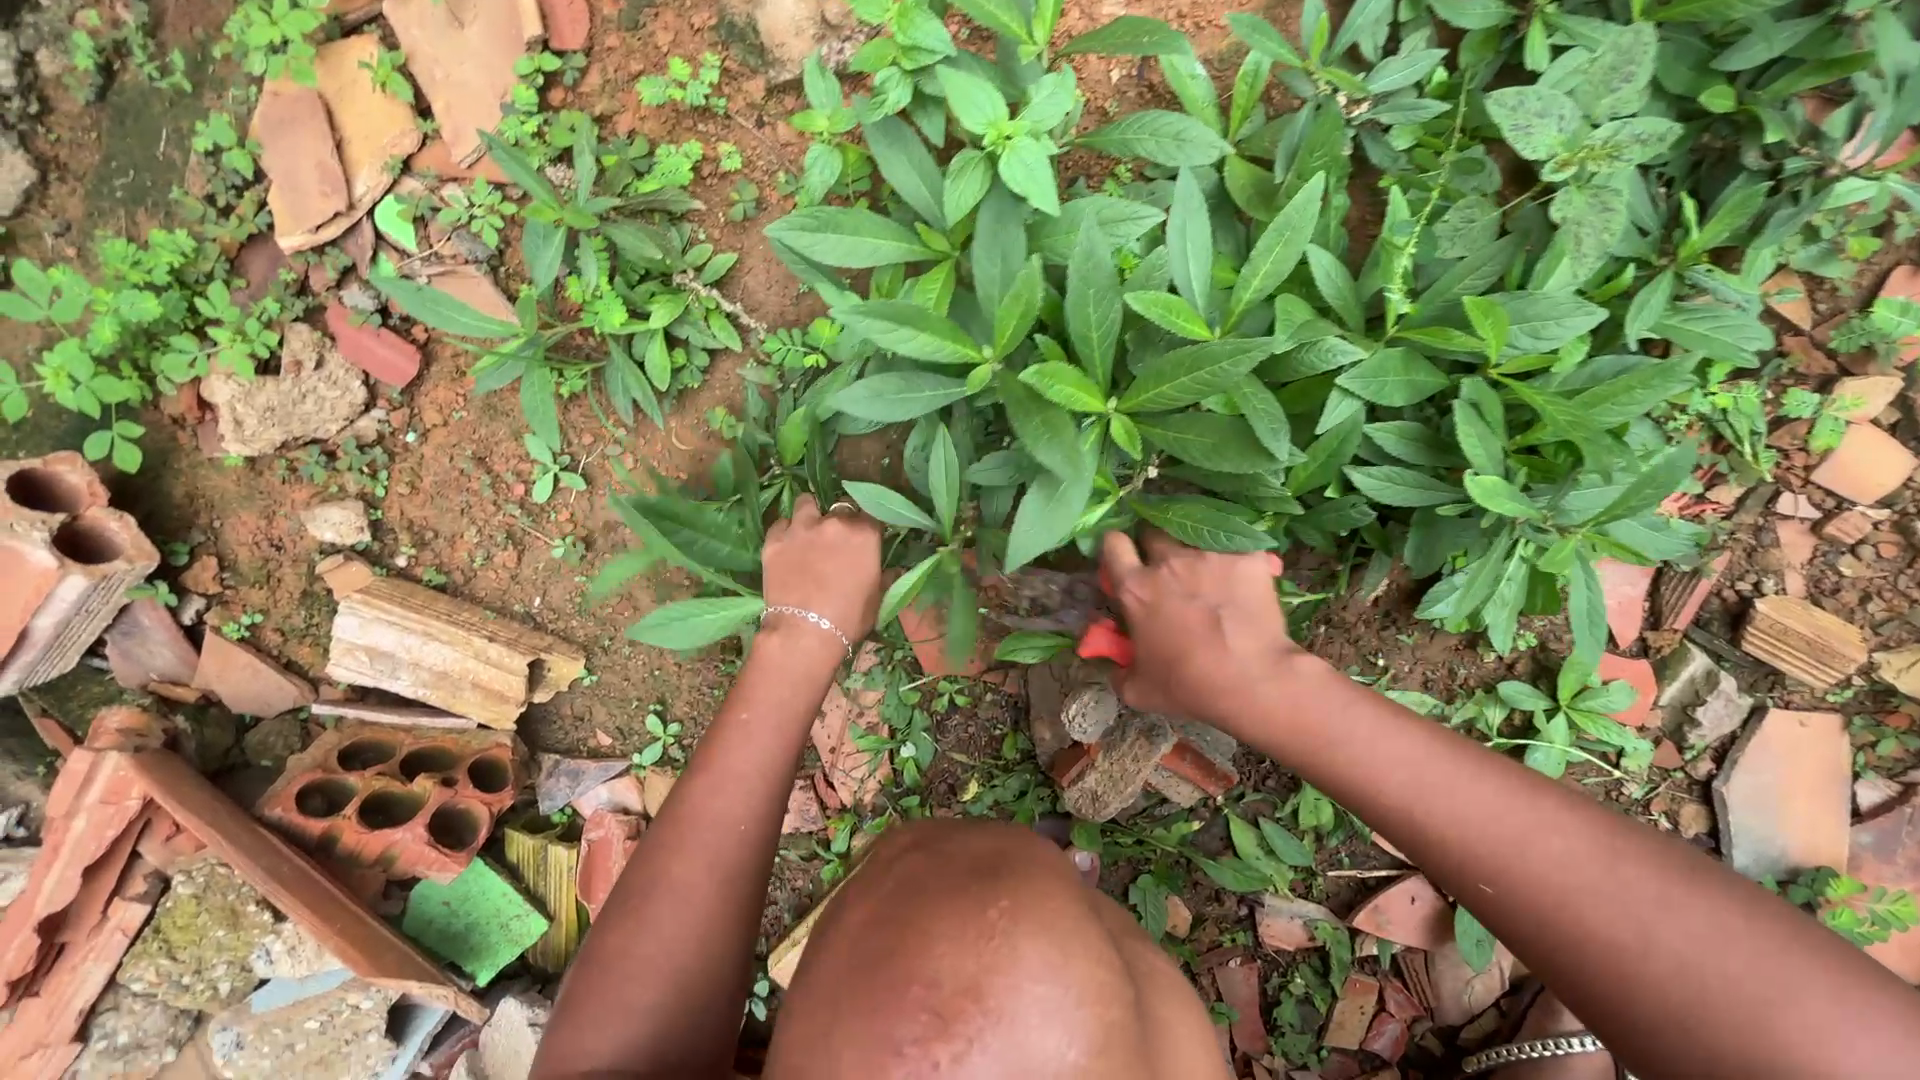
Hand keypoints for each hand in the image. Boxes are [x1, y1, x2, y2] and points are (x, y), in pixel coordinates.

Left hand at [762, 495, 883, 645]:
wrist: (804, 633)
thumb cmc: (849, 619)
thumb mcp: (877, 599)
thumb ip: (887, 577)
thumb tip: (896, 570)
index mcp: (865, 534)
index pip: (872, 513)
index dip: (869, 524)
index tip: (866, 536)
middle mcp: (834, 522)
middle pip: (841, 507)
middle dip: (841, 520)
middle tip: (837, 540)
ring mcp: (801, 528)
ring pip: (806, 502)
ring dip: (810, 513)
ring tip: (809, 530)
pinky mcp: (774, 540)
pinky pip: (780, 524)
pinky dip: (785, 531)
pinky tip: (787, 545)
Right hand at [1101, 529, 1302, 732]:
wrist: (1253, 681)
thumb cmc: (1189, 686)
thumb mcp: (1138, 690)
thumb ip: (1119, 671)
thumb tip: (1115, 666)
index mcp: (1135, 589)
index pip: (1114, 544)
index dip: (1118, 549)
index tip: (1126, 559)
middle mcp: (1168, 562)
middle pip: (1153, 533)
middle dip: (1156, 547)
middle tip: (1169, 569)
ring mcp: (1209, 554)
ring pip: (1195, 537)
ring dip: (1196, 551)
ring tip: (1209, 573)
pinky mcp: (1247, 556)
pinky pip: (1237, 547)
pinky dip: (1237, 559)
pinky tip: (1244, 577)